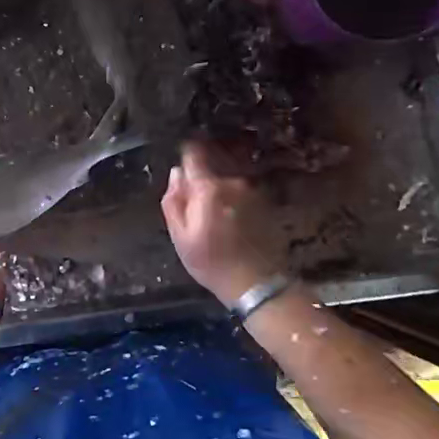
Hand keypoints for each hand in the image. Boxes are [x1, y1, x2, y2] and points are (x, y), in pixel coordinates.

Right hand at [161, 140, 287, 304]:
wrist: (256, 284)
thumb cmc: (210, 262)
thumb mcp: (179, 235)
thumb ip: (174, 199)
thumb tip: (176, 174)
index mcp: (208, 188)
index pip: (194, 153)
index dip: (185, 153)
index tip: (180, 161)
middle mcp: (233, 182)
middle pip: (211, 166)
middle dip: (200, 177)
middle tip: (192, 201)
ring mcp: (252, 191)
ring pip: (227, 179)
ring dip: (218, 188)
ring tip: (211, 213)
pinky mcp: (264, 203)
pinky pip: (240, 191)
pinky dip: (232, 198)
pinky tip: (229, 219)